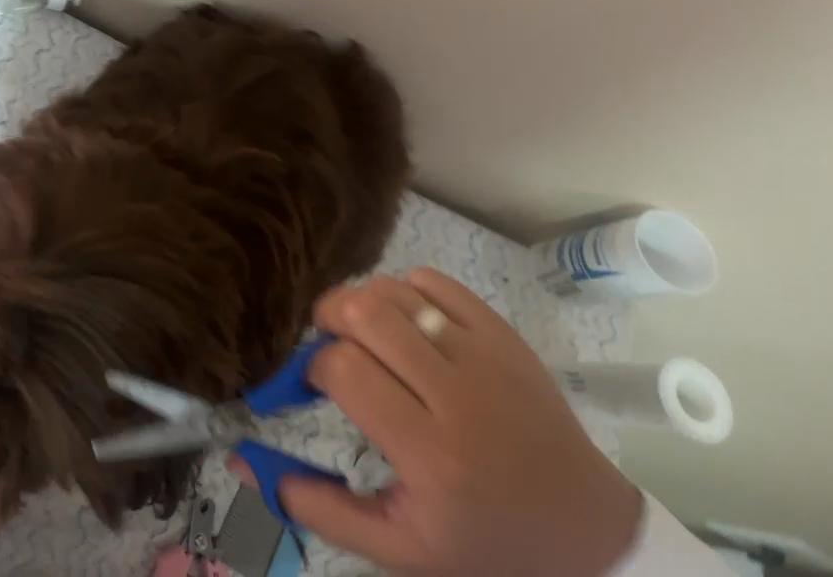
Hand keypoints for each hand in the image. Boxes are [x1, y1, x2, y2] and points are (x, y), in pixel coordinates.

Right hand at [230, 268, 643, 576]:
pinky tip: (404, 328)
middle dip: (326, 323)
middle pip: (364, 314)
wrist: (592, 538)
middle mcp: (460, 395)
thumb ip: (317, 507)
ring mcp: (488, 358)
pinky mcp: (505, 338)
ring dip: (359, 306)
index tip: (309, 390)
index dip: (310, 369)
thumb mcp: (397, 549)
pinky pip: (433, 283)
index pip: (343, 369)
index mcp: (430, 453)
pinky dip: (402, 292)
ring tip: (361, 340)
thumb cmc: (485, 547)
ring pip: (393, 292)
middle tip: (326, 351)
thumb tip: (240, 464)